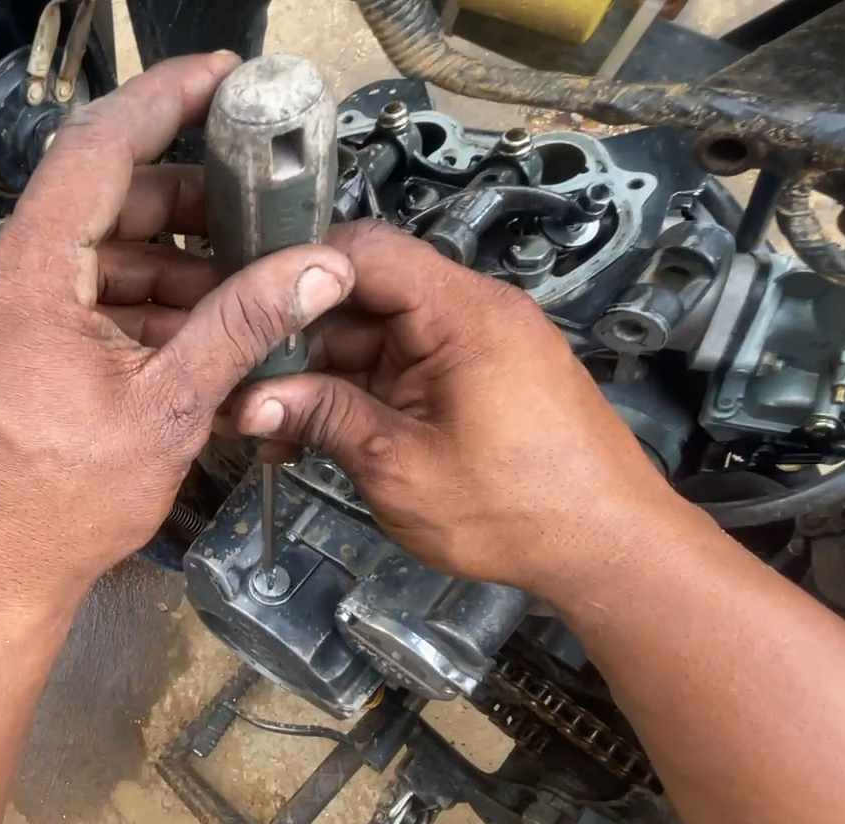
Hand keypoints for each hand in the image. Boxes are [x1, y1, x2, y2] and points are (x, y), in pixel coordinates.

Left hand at [0, 53, 356, 597]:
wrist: (0, 572)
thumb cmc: (63, 509)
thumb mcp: (169, 410)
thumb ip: (241, 326)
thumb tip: (311, 272)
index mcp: (20, 289)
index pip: (92, 155)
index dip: (161, 106)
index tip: (213, 81)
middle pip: (91, 207)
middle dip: (175, 208)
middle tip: (244, 213)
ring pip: (80, 257)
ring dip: (154, 264)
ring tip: (226, 283)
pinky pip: (62, 300)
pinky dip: (119, 304)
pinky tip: (177, 324)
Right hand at [226, 221, 687, 595]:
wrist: (605, 550)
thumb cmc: (513, 509)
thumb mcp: (397, 465)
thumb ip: (322, 419)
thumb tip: (246, 402)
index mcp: (461, 316)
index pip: (365, 252)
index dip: (295, 272)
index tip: (240, 313)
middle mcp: (466, 315)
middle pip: (357, 300)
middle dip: (292, 344)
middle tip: (238, 390)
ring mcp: (464, 349)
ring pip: (365, 343)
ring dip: (313, 382)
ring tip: (264, 428)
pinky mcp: (462, 381)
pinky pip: (389, 374)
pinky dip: (348, 400)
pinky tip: (305, 439)